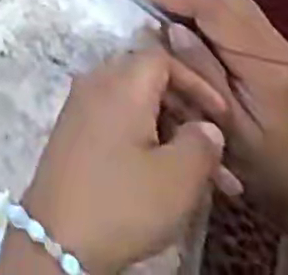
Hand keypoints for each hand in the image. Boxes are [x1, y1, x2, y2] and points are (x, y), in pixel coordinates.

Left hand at [16, 49, 228, 274]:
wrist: (61, 230)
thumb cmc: (123, 199)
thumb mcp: (178, 177)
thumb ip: (200, 144)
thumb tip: (207, 126)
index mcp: (116, 86)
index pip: (158, 58)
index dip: (196, 81)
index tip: (226, 116)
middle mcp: (94, 86)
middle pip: (147, 79)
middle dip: (190, 111)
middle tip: (225, 151)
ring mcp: (81, 108)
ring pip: (137, 105)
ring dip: (177, 134)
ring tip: (221, 183)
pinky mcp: (77, 131)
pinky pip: (120, 121)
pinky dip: (152, 141)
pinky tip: (181, 180)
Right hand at [145, 0, 287, 222]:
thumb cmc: (258, 161)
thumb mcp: (222, 123)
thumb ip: (200, 71)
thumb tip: (172, 28)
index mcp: (267, 67)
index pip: (215, 9)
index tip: (140, 2)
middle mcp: (280, 50)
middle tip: (152, 12)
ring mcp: (283, 49)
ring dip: (195, 1)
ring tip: (167, 17)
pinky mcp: (277, 51)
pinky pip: (237, 12)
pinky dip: (208, 10)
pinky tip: (190, 28)